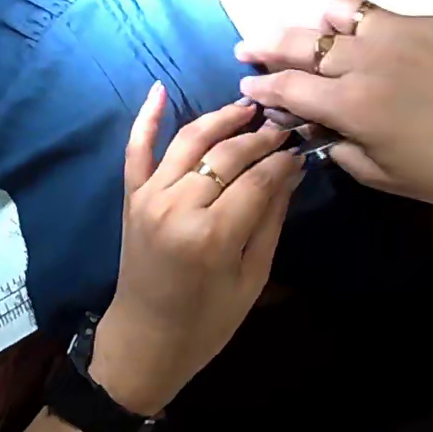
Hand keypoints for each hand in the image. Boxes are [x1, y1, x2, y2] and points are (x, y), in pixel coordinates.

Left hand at [89, 83, 304, 416]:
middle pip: (227, 154)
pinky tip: (159, 89)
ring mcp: (149, 197)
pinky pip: (136, 150)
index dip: (283, 159)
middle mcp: (178, 206)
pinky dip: (146, 118)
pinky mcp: (131, 197)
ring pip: (189, 140)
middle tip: (283, 126)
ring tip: (248, 108)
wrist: (145, 342)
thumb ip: (271, 217)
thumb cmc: (208, 321)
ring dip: (220, 118)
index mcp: (212, 235)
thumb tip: (292, 168)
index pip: (258, 178)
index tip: (301, 146)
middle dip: (260, 137)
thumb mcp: (253, 276)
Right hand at [235, 0, 432, 241]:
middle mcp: (368, 59)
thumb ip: (340, 146)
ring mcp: (402, 31)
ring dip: (314, 21)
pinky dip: (363, 24)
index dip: (261, 86)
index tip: (246, 83)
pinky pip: (383, 12)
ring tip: (312, 33)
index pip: (288, 87)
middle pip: (300, 40)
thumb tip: (316, 125)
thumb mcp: (384, 176)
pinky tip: (370, 40)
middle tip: (250, 47)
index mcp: (353, 106)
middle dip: (266, 44)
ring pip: (338, 9)